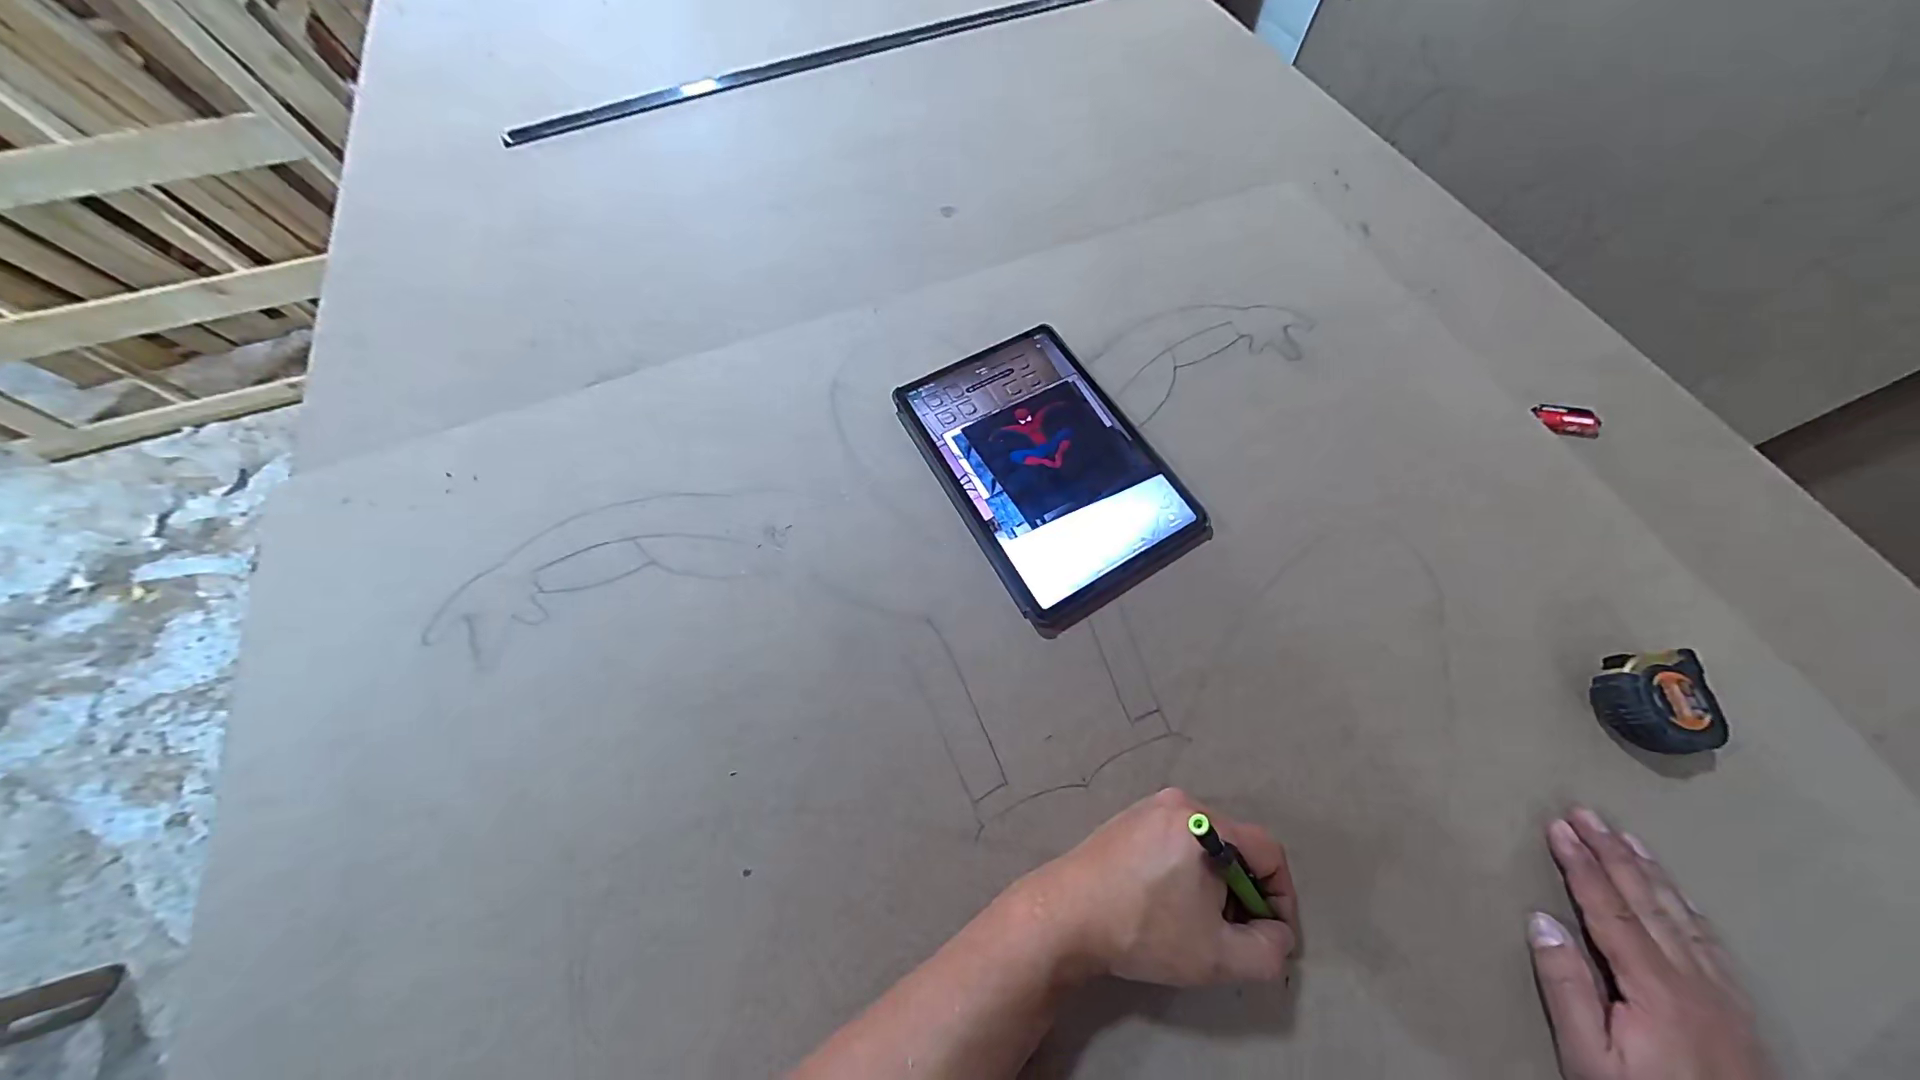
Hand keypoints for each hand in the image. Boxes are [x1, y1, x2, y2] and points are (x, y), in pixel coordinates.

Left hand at [1005, 788, 1297, 986]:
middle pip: (1236, 845)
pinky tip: (1168, 904)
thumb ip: (1268, 950)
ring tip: (1200, 922)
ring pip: (1205, 843)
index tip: (1273, 934)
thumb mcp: (1219, 956)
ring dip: (1216, 883)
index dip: (1282, 897)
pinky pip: (1175, 840)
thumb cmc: (1143, 929)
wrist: (1064, 915)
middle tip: (1235, 932)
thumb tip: (1276, 933)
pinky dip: (1187, 870)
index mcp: (1202, 822)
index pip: (1269, 851)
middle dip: (1246, 891)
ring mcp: (1147, 807)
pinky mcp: (1126, 820)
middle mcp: (1177, 802)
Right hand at [1530, 807, 1774, 1079]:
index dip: (1580, 863)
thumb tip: (1541, 920)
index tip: (1556, 826)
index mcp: (1655, 988)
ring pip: (1680, 917)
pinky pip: (1710, 944)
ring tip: (1625, 837)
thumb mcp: (1589, 1056)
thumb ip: (1566, 988)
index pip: (1607, 908)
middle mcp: (1694, 982)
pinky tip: (1677, 895)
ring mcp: (1723, 996)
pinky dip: (1687, 909)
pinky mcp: (1738, 1012)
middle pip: (1645, 903)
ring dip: (1648, 872)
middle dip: (1611, 853)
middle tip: (1585, 813)